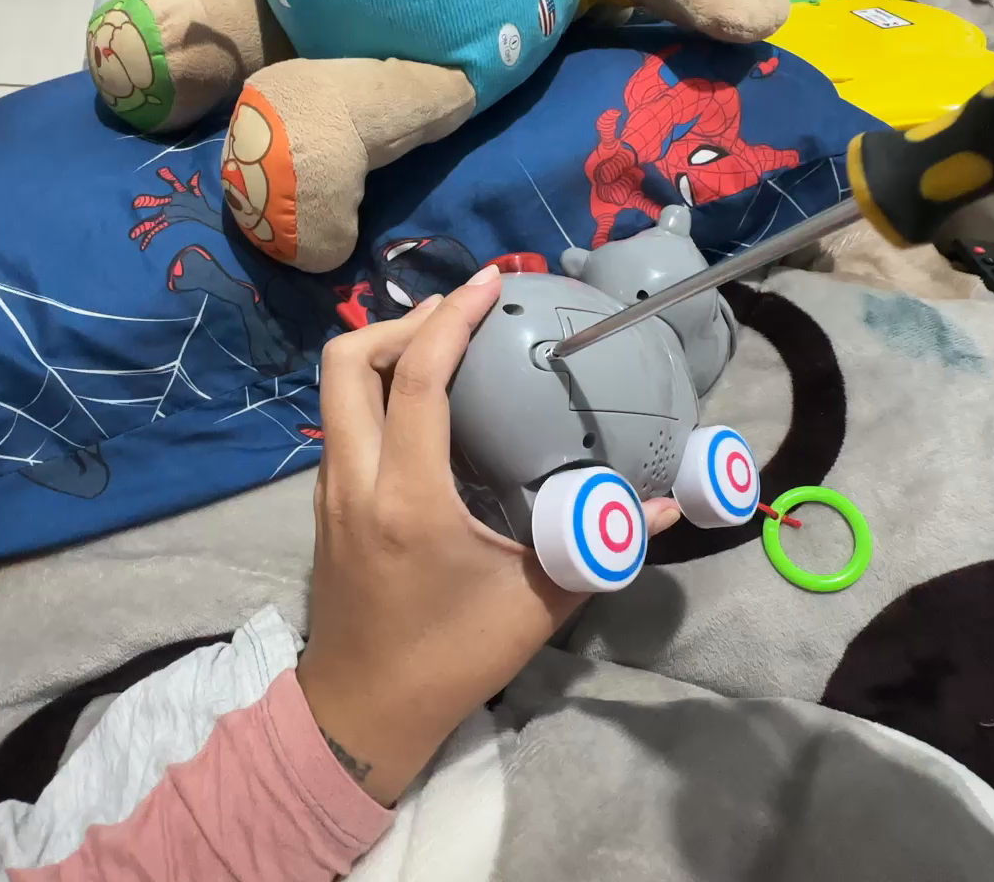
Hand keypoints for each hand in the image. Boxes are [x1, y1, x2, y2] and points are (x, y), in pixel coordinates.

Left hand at [297, 265, 680, 804]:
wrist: (362, 708)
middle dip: (403, 322)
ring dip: (387, 351)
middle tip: (460, 319)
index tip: (488, 285)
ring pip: (337, 387)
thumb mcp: (536, 603)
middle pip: (348, 362)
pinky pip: (342, 417)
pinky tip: (425, 403)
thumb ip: (601, 545)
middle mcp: (356, 479)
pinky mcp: (326, 498)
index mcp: (408, 499)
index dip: (450, 320)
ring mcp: (330, 487)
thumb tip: (667, 506)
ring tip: (446, 346)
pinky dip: (378, 388)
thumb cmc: (451, 658)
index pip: (418, 382)